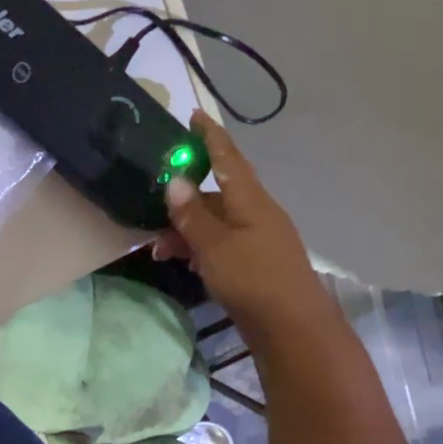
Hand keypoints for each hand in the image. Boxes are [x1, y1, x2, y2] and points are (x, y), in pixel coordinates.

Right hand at [152, 110, 334, 341]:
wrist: (291, 327)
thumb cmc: (253, 281)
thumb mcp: (214, 247)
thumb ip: (193, 216)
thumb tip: (174, 182)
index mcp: (251, 201)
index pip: (227, 159)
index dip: (210, 138)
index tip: (194, 116)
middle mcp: (256, 214)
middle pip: (216, 194)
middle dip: (184, 197)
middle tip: (151, 203)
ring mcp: (256, 240)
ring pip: (215, 223)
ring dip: (186, 229)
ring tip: (157, 248)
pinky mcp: (253, 265)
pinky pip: (219, 245)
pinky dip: (198, 248)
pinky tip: (180, 261)